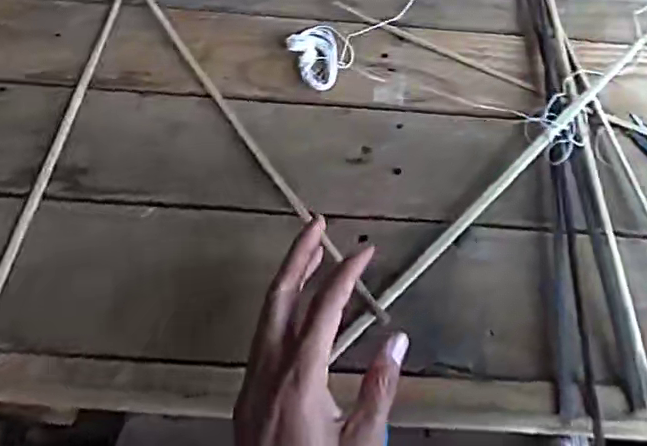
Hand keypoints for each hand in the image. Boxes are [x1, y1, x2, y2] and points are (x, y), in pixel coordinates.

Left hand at [234, 218, 406, 445]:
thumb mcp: (360, 445)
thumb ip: (379, 390)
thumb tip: (399, 340)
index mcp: (298, 380)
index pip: (324, 309)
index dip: (346, 273)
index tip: (366, 251)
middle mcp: (267, 377)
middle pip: (278, 300)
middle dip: (297, 257)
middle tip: (316, 224)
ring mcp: (251, 391)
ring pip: (265, 319)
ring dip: (289, 281)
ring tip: (312, 256)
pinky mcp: (247, 405)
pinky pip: (264, 340)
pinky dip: (283, 310)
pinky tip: (301, 312)